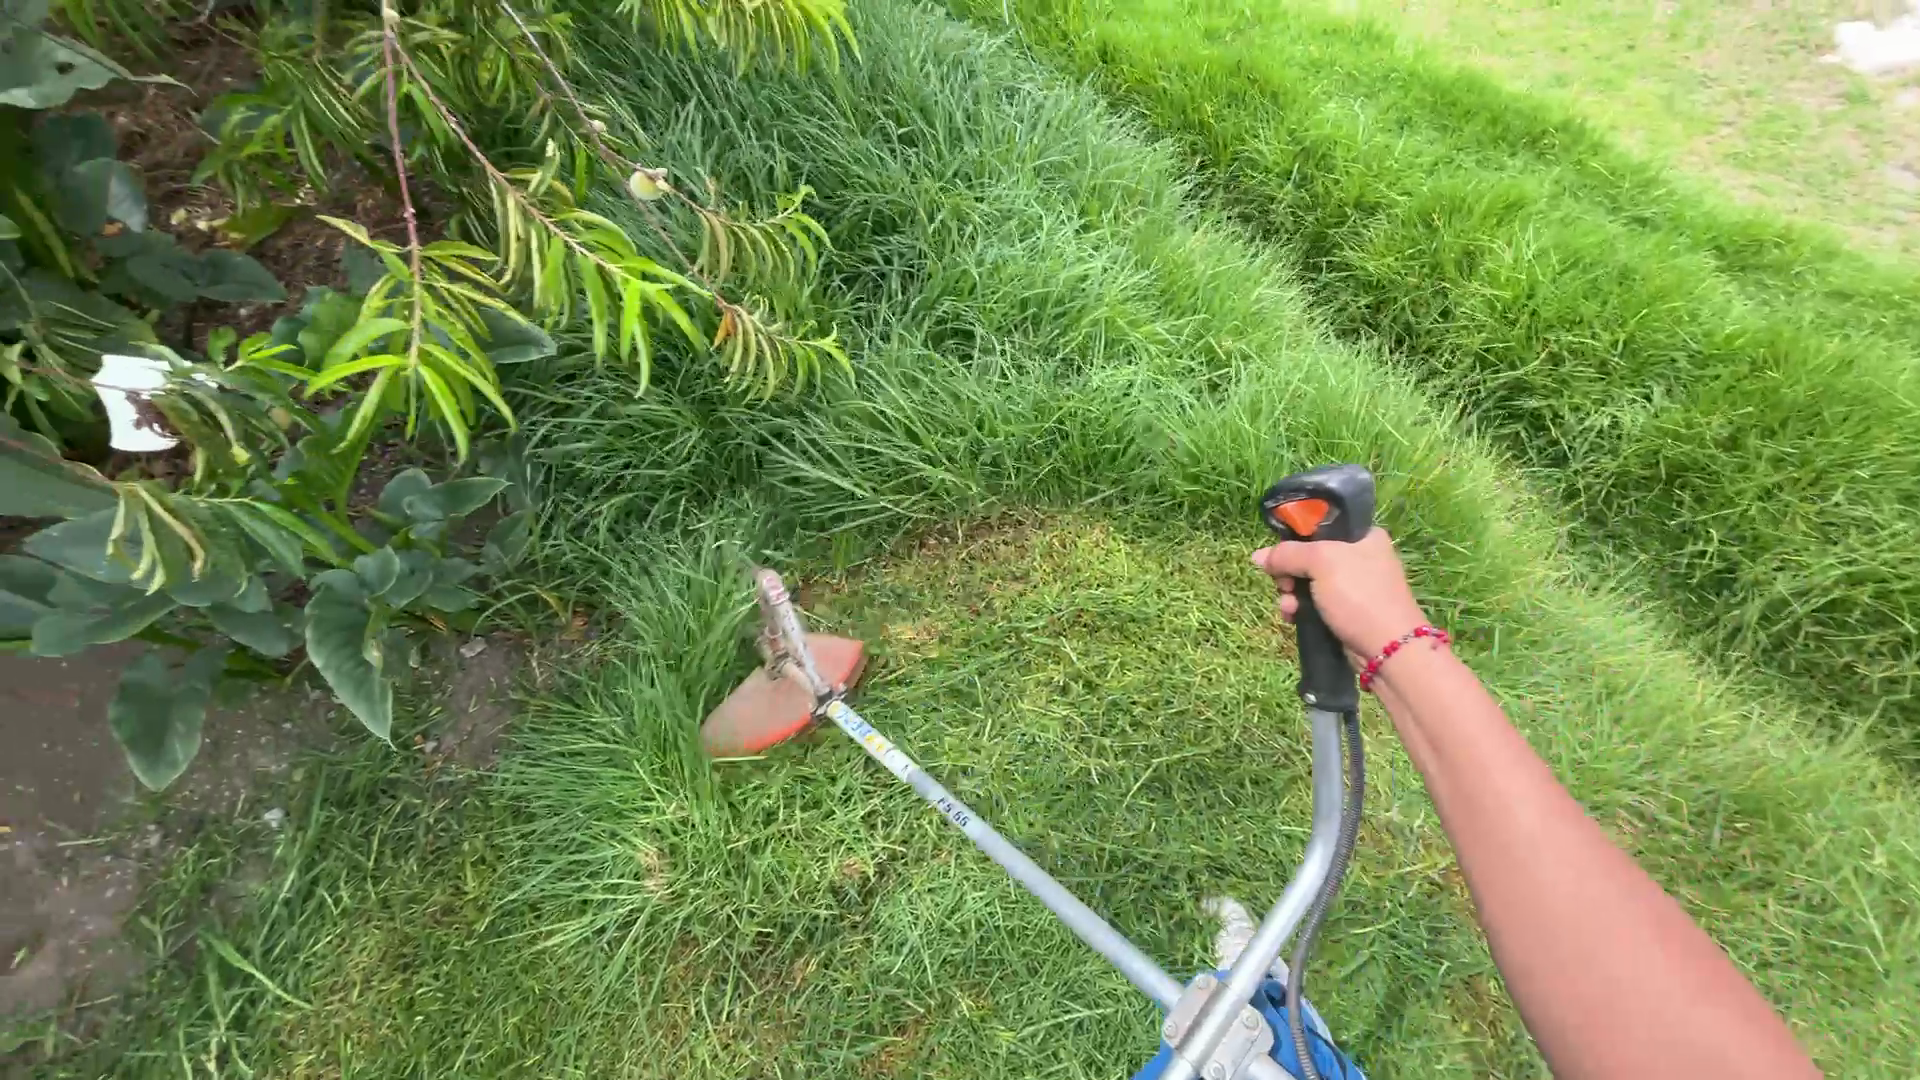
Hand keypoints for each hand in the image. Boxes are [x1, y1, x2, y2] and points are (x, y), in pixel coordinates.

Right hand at [1251, 527, 1428, 660]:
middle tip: (1284, 584)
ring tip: (1289, 607)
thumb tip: (1258, 556)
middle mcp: (1358, 557)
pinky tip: (1292, 617)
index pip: (1319, 526)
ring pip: (1305, 581)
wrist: (1387, 649)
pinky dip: (1298, 608)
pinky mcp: (1343, 610)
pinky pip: (1311, 602)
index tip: (1281, 554)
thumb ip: (1287, 554)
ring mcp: (1351, 586)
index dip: (1294, 538)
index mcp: (1363, 536)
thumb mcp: (1321, 562)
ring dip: (1289, 593)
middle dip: (1288, 572)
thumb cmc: (1358, 595)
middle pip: (1306, 555)